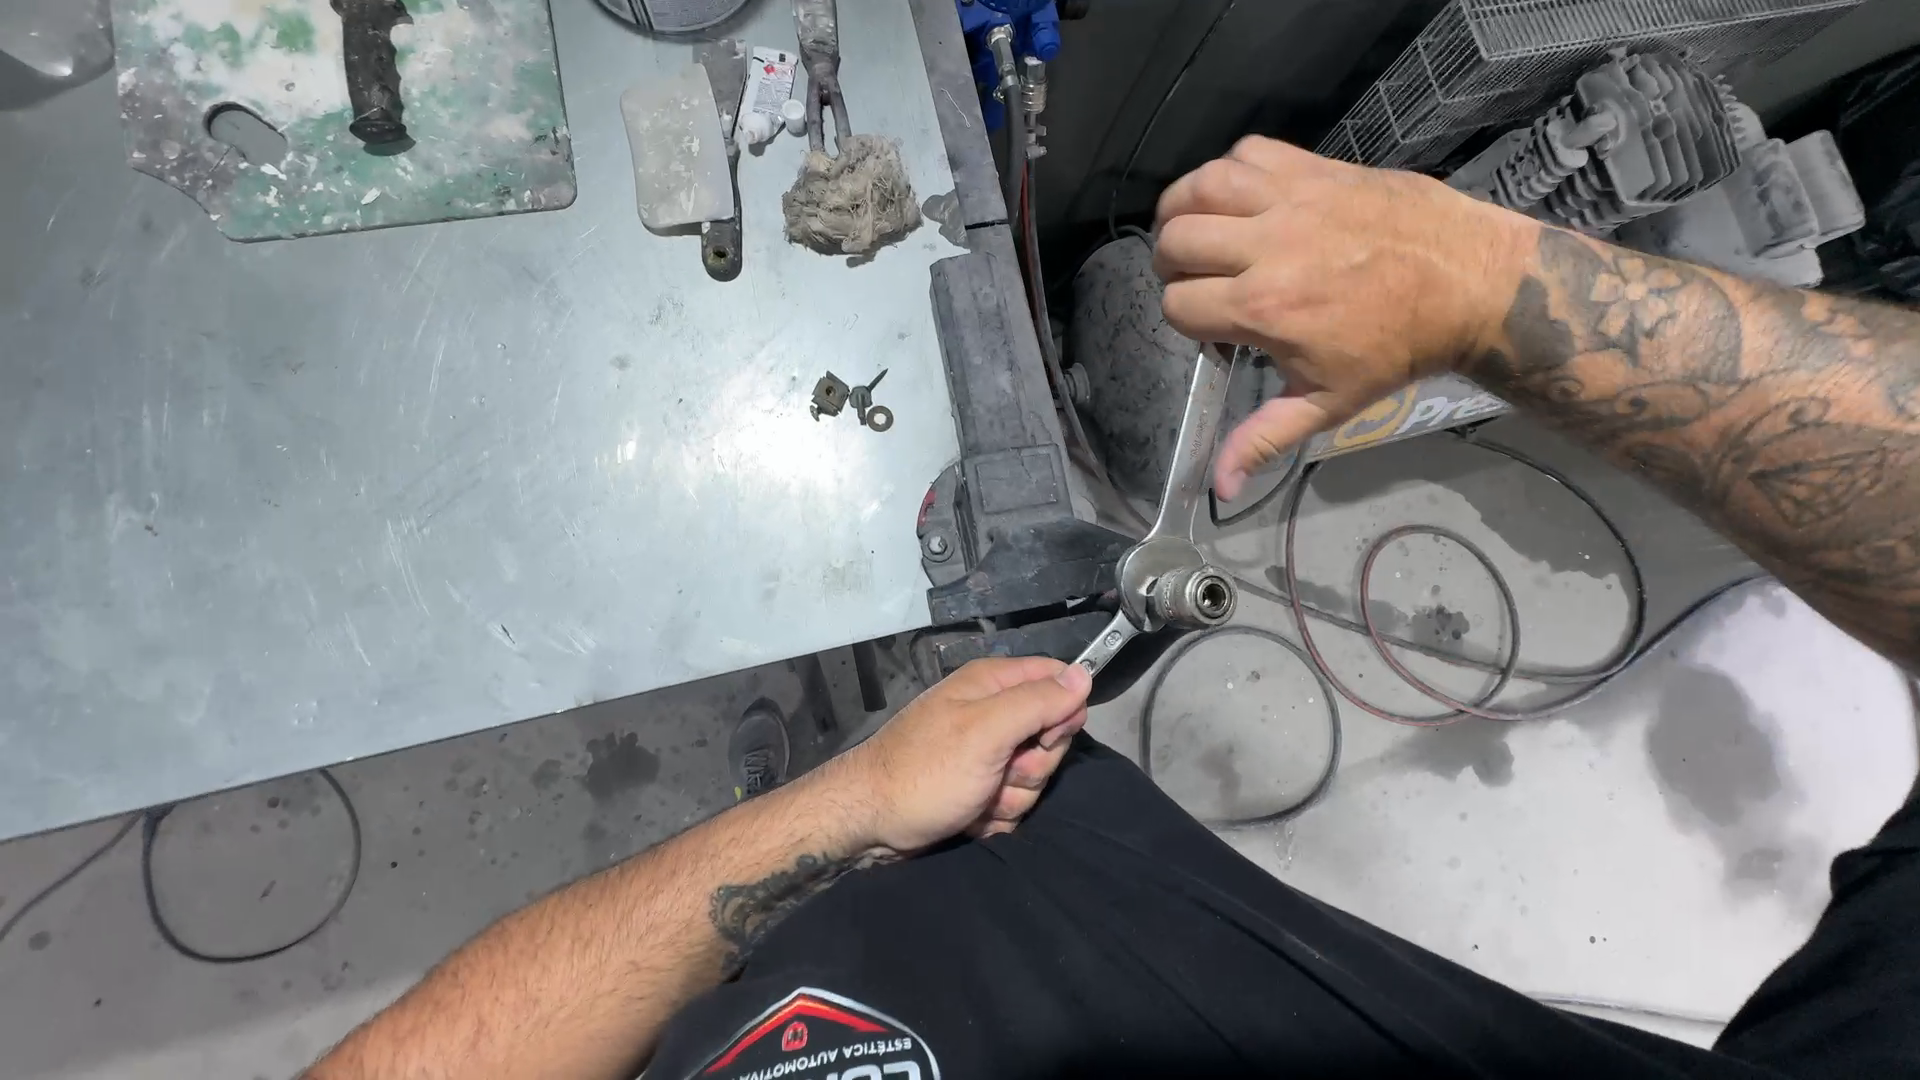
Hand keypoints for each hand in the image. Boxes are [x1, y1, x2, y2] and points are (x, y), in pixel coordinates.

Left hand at [831, 657, 1090, 851]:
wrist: (869, 823)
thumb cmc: (925, 772)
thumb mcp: (986, 731)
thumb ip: (1037, 702)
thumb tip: (1084, 673)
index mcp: (991, 685)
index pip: (1055, 682)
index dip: (1062, 711)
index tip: (1046, 736)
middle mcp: (990, 714)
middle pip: (1049, 736)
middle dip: (1031, 764)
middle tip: (1000, 772)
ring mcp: (985, 755)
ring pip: (1033, 776)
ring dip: (1010, 796)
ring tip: (975, 798)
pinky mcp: (978, 789)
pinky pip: (1012, 802)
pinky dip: (994, 815)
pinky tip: (967, 816)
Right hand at [1152, 137, 1533, 498]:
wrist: (1471, 284)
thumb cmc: (1394, 351)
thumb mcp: (1324, 404)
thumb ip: (1261, 439)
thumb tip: (1219, 487)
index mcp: (1266, 309)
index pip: (1178, 304)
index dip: (1184, 320)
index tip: (1215, 328)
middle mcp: (1269, 247)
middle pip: (1174, 241)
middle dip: (1171, 266)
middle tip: (1200, 280)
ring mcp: (1293, 200)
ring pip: (1199, 187)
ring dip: (1184, 211)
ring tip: (1198, 232)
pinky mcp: (1317, 168)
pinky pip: (1246, 153)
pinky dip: (1228, 174)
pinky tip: (1240, 200)